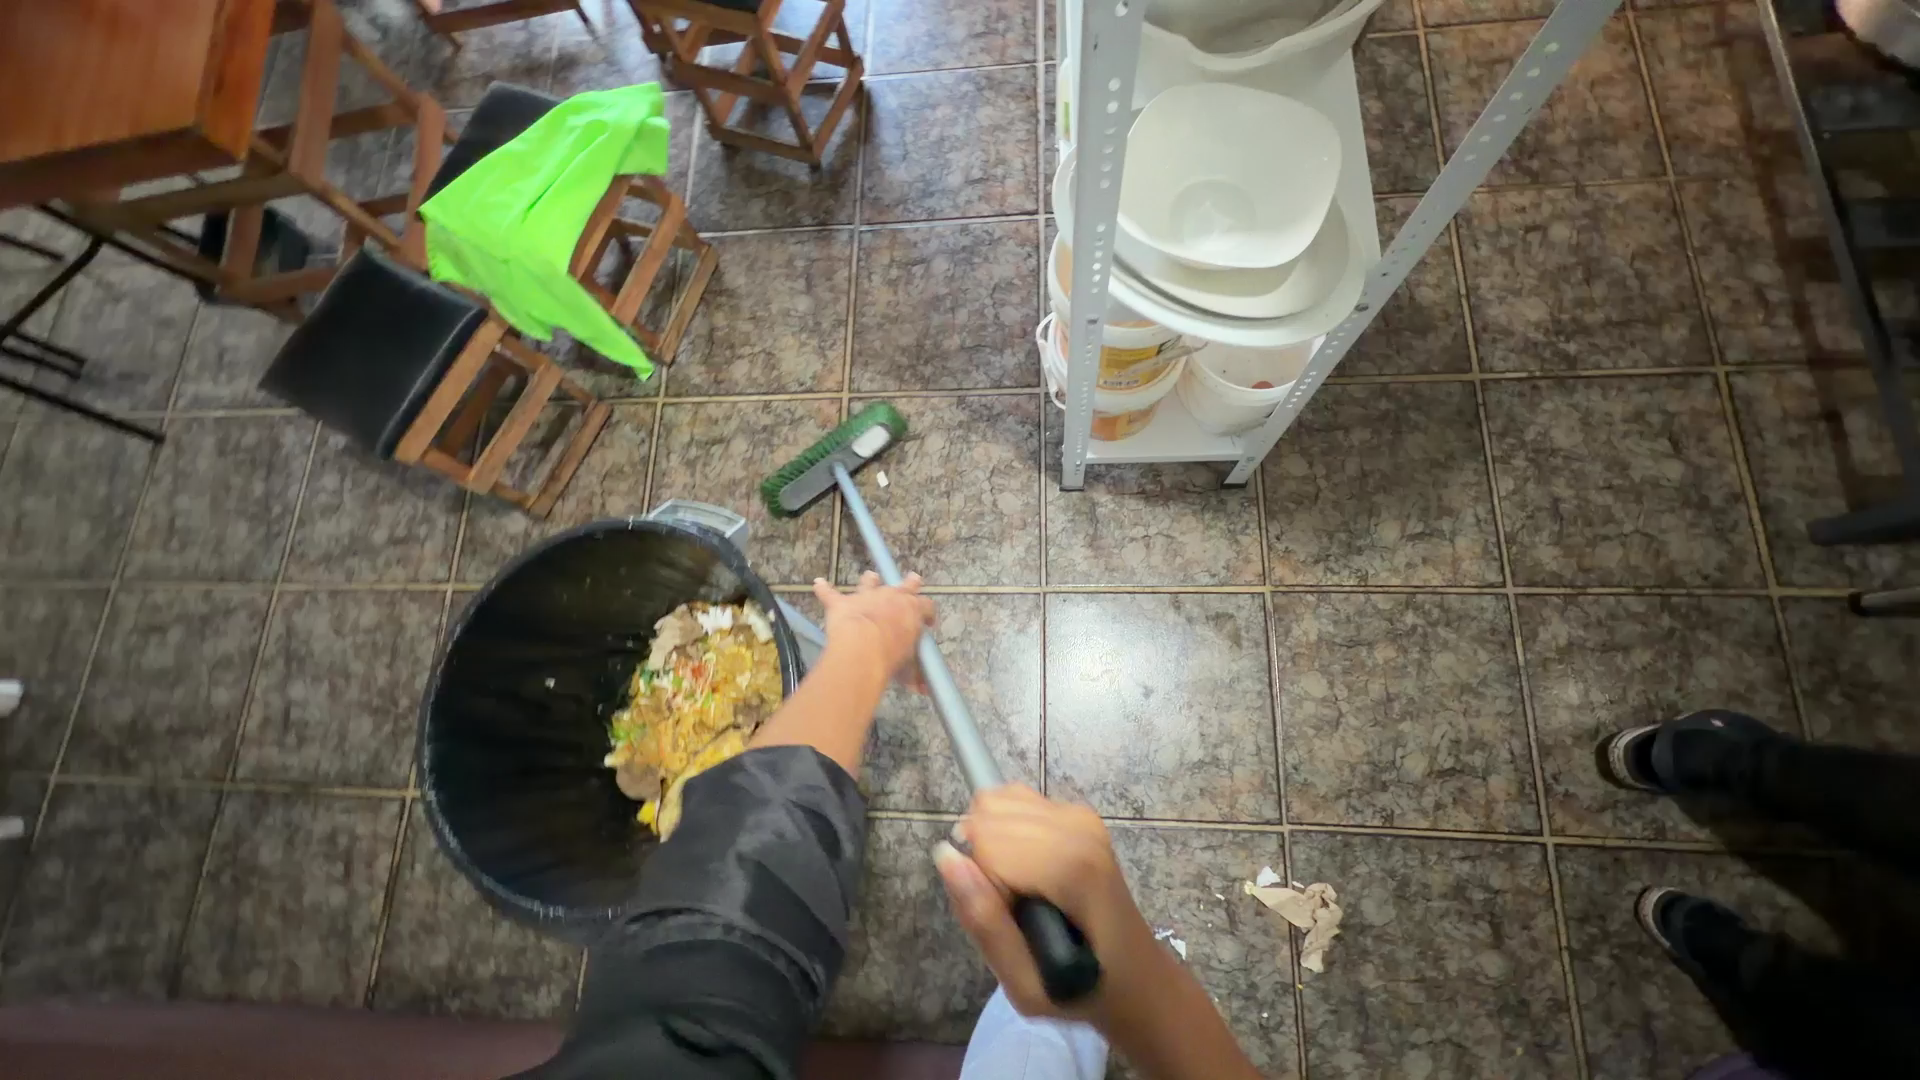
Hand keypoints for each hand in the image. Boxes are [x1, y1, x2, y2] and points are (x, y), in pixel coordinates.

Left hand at [812, 571, 933, 690]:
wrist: (864, 647)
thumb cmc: (892, 655)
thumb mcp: (908, 666)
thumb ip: (915, 673)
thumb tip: (923, 689)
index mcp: (912, 609)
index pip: (926, 606)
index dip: (928, 613)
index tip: (928, 621)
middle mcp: (891, 596)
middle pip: (904, 585)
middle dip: (910, 583)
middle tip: (913, 578)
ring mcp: (865, 597)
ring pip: (869, 583)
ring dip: (870, 580)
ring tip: (870, 576)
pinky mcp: (841, 603)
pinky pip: (830, 594)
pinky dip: (823, 589)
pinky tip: (818, 584)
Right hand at [934, 786, 1157, 1020]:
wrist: (1133, 976)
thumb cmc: (1078, 989)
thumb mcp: (1023, 985)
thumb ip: (983, 920)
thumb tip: (946, 855)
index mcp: (1070, 868)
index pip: (986, 839)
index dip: (980, 881)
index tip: (1004, 916)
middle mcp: (1078, 828)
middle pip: (989, 811)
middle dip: (983, 857)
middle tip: (1009, 903)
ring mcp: (1081, 815)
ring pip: (998, 800)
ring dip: (993, 840)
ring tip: (1017, 883)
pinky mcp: (1079, 811)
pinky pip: (1016, 799)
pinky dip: (1008, 829)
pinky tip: (1027, 865)